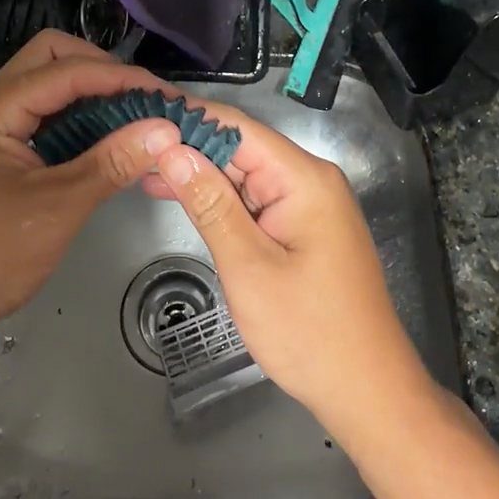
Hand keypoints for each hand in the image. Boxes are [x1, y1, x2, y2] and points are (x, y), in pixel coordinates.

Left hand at [0, 30, 178, 337]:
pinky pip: (41, 116)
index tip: (168, 96)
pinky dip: (77, 119)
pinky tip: (107, 141)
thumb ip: (111, 163)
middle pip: (52, 59)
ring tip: (137, 117)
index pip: (66, 70)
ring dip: (91, 94)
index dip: (121, 77)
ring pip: (47, 86)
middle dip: (103, 71)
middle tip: (146, 100)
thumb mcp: (56, 210)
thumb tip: (167, 129)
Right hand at [138, 101, 433, 418]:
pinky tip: (181, 196)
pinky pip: (255, 199)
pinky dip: (219, 199)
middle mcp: (310, 180)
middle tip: (132, 142)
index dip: (189, 116)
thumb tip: (172, 150)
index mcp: (303, 178)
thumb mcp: (248, 267)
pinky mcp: (302, 227)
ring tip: (142, 168)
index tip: (142, 108)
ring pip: (244, 173)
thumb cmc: (309, 332)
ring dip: (199, 172)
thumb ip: (210, 204)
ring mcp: (308, 204)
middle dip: (188, 144)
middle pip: (241, 147)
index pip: (238, 127)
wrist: (366, 389)